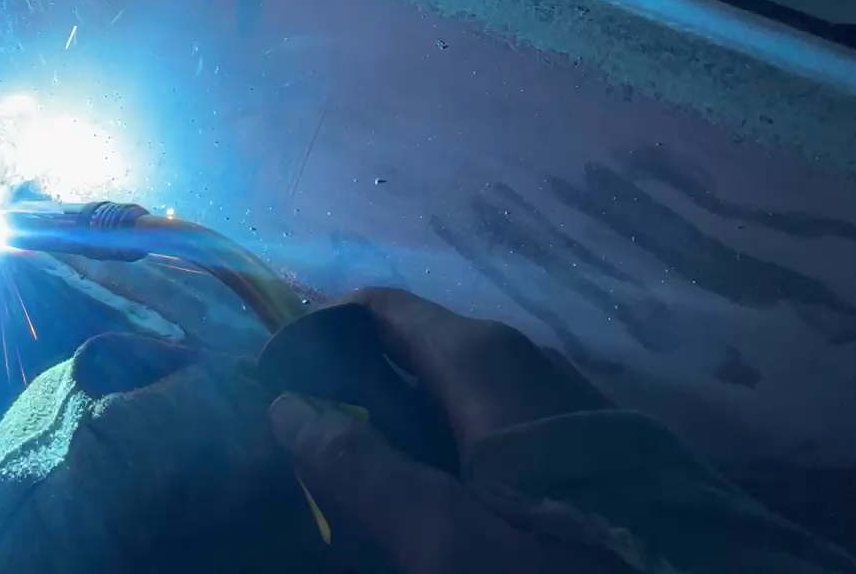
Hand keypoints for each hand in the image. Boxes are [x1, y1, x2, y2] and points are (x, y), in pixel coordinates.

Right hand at [269, 288, 624, 572]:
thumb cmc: (567, 569)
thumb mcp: (448, 539)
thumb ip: (358, 467)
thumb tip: (284, 406)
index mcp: (480, 357)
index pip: (377, 307)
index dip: (321, 331)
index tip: (279, 376)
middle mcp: (515, 359)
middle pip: (408, 344)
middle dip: (352, 383)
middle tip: (307, 436)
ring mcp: (552, 399)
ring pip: (446, 386)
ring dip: (395, 418)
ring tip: (357, 471)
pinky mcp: (577, 444)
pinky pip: (484, 419)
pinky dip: (440, 442)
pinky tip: (431, 494)